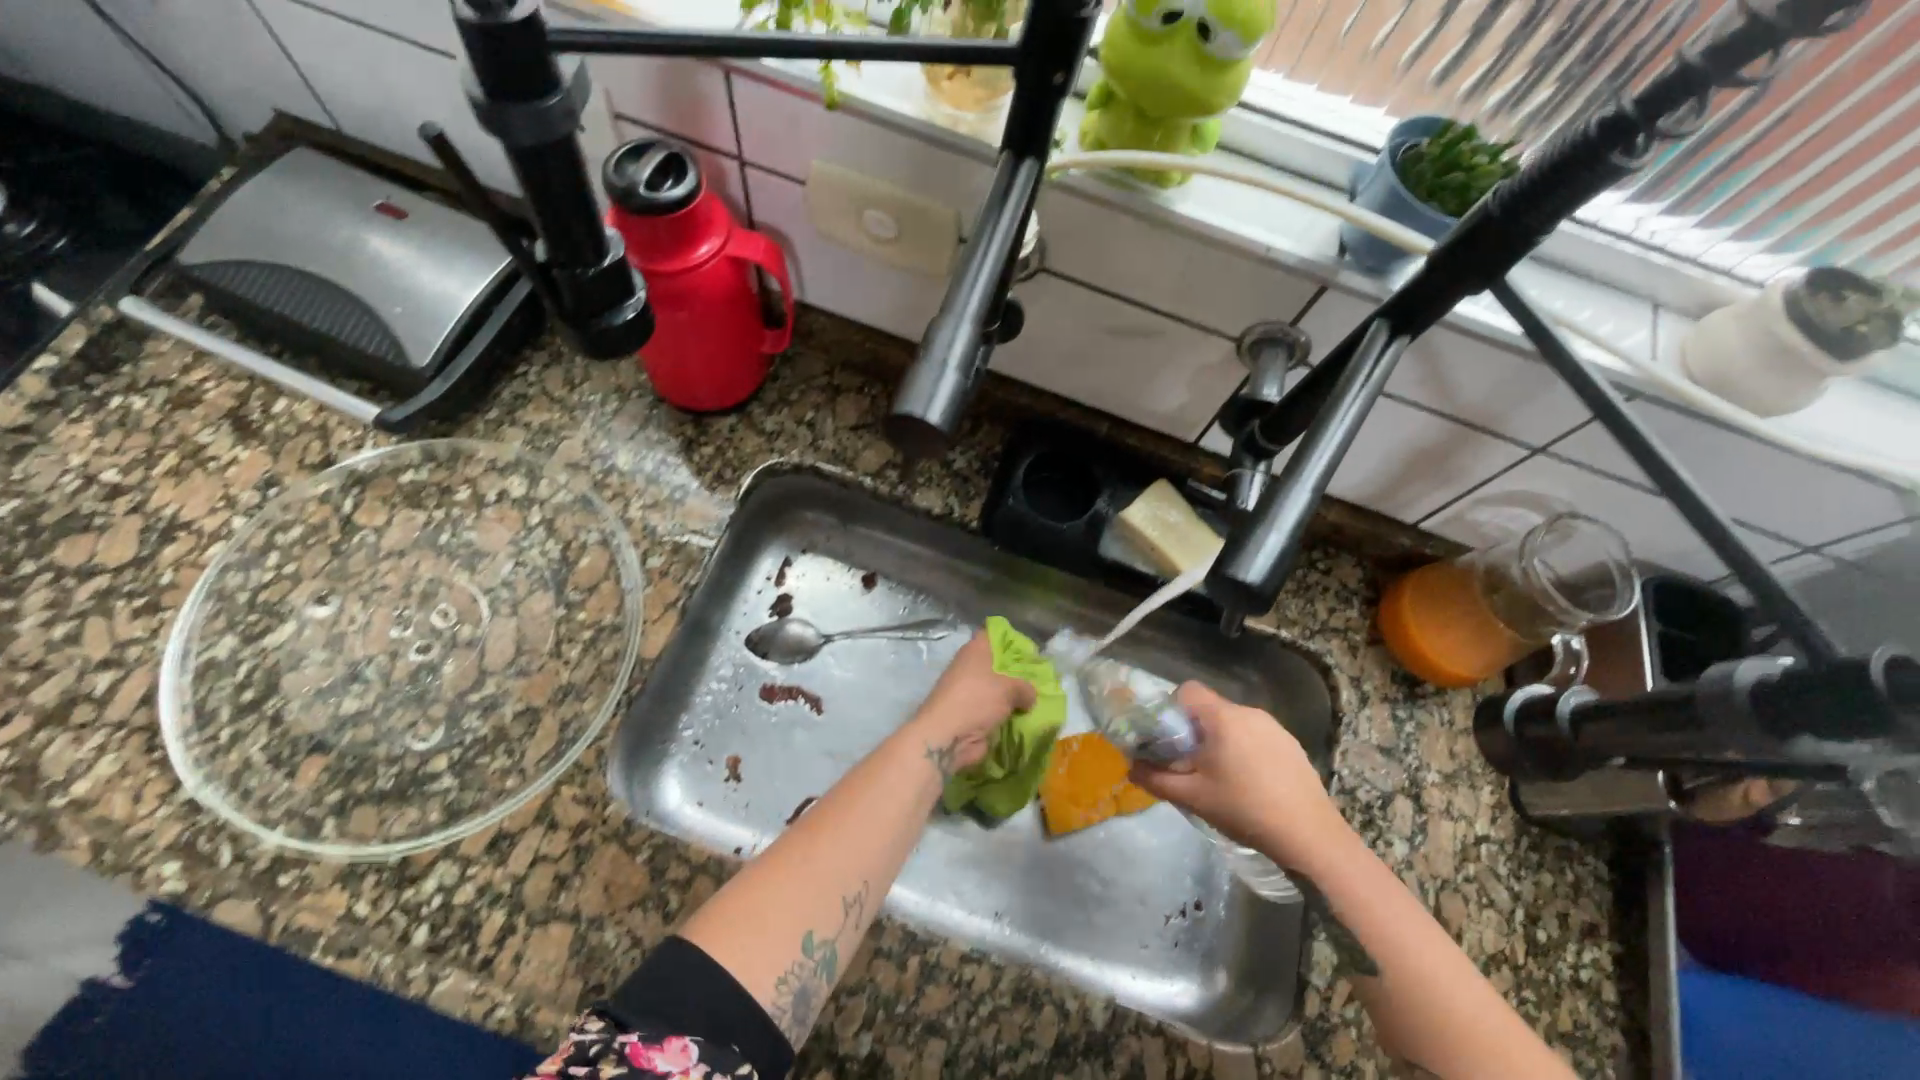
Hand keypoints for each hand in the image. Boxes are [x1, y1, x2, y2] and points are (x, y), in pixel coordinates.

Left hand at [907, 631, 1036, 773]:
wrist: (947, 737)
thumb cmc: (977, 699)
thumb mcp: (1010, 688)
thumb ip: (1026, 688)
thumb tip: (1030, 696)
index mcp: (975, 650)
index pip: (993, 634)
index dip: (1011, 639)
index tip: (1030, 649)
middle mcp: (970, 667)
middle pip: (998, 664)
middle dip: (1017, 672)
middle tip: (1040, 678)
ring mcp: (969, 692)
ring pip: (997, 689)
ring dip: (1013, 696)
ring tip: (1038, 700)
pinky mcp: (969, 714)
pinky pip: (994, 710)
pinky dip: (1006, 714)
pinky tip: (1026, 717)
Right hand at [1129, 681, 1355, 874]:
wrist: (1309, 835)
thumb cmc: (1244, 810)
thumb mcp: (1192, 797)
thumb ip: (1155, 779)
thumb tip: (1131, 768)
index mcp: (1223, 718)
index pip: (1187, 690)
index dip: (1170, 710)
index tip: (1167, 740)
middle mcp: (1249, 713)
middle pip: (1210, 709)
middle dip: (1193, 732)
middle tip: (1188, 765)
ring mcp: (1274, 727)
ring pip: (1233, 724)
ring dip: (1219, 742)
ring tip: (1219, 779)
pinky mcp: (1291, 744)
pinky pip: (1255, 737)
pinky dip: (1243, 751)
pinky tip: (1249, 785)